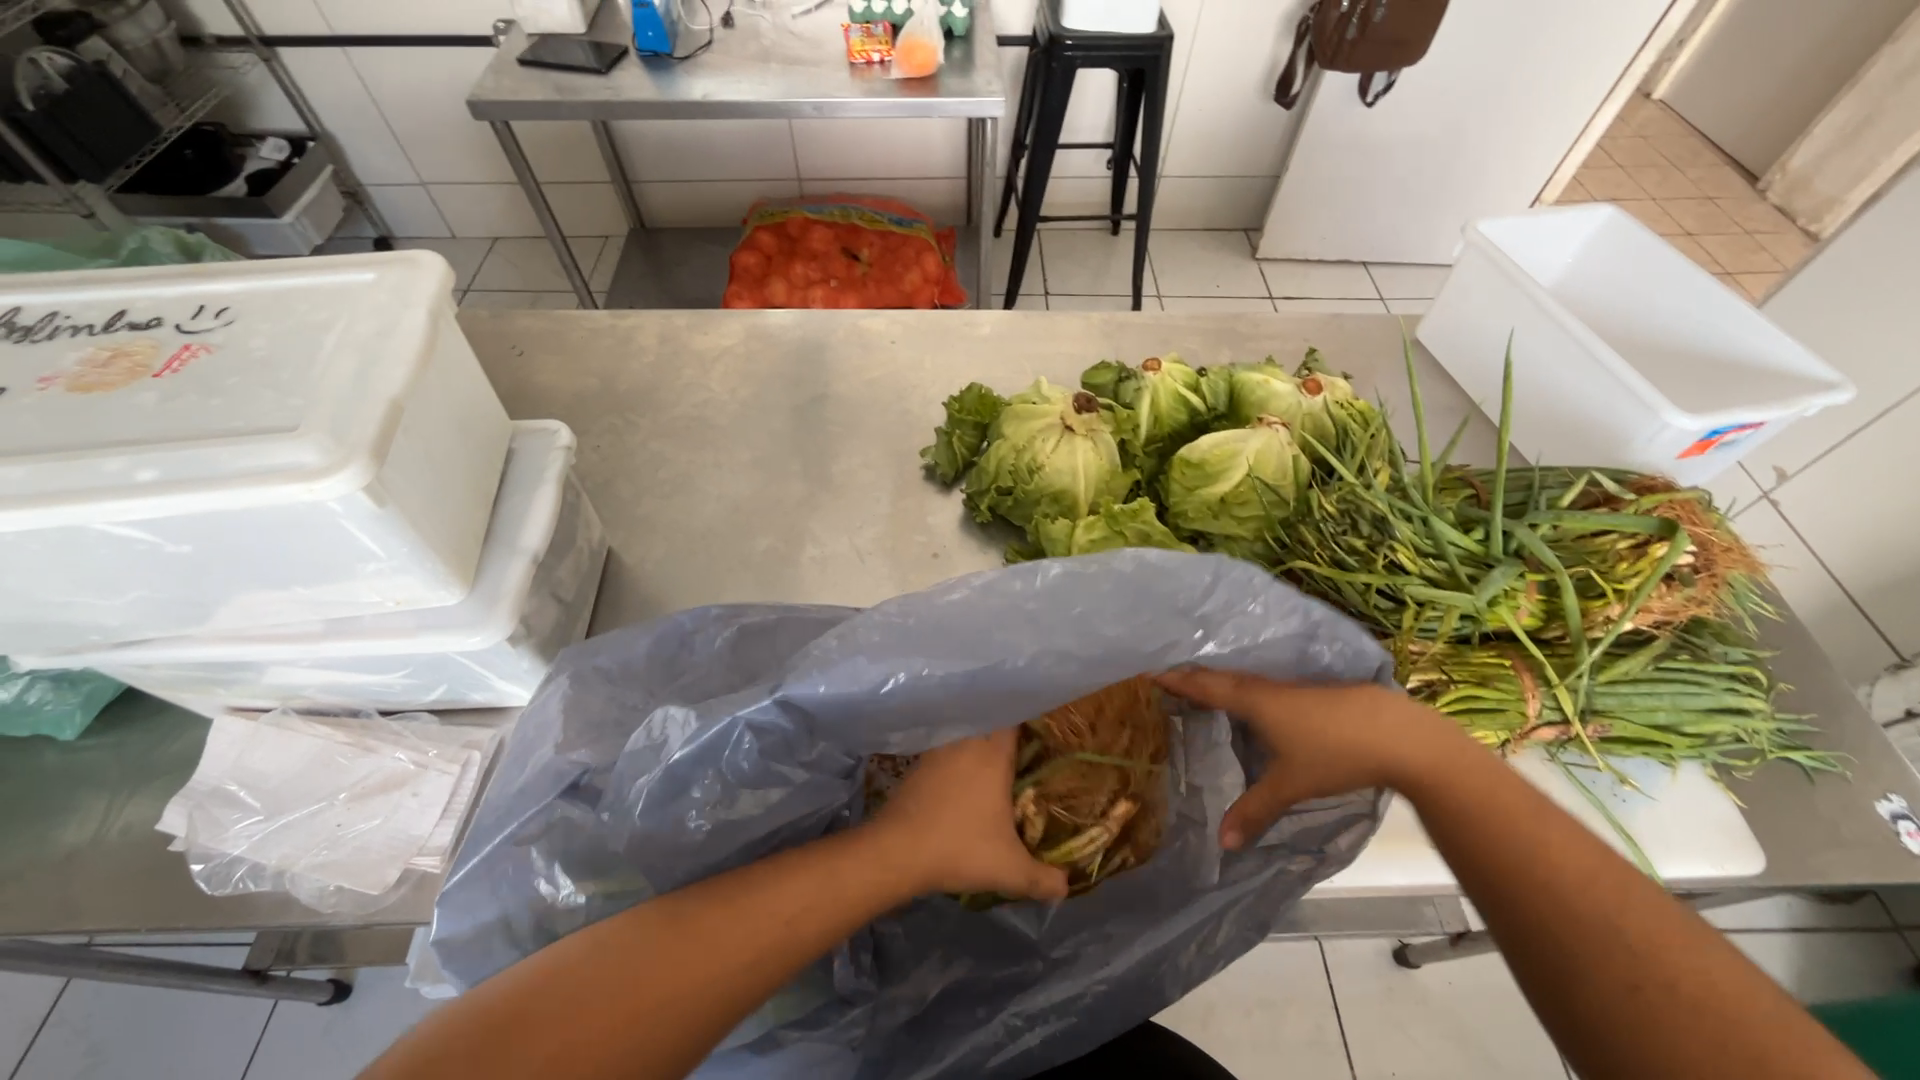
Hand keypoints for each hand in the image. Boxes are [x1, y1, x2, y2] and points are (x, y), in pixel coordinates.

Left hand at [870, 728, 1069, 902]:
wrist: (896, 851)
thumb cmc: (960, 849)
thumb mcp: (1010, 870)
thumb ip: (1043, 878)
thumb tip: (1066, 887)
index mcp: (992, 755)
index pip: (1013, 719)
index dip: (1026, 721)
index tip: (1039, 733)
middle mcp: (965, 743)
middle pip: (989, 725)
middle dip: (1003, 736)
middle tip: (1019, 754)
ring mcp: (937, 753)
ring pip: (963, 739)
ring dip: (974, 749)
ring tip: (989, 770)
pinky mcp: (915, 767)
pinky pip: (943, 755)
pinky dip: (953, 764)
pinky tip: (958, 787)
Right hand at [1156, 669, 1472, 850]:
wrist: (1403, 737)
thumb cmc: (1336, 755)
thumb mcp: (1290, 786)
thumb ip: (1254, 811)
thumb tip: (1222, 843)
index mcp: (1255, 701)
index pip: (1205, 686)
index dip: (1177, 680)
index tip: (1150, 672)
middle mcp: (1270, 687)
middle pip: (1223, 678)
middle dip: (1195, 679)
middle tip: (1169, 679)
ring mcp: (1296, 688)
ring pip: (1248, 681)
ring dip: (1223, 683)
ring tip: (1204, 690)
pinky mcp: (1319, 693)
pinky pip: (1269, 687)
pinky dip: (1249, 692)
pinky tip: (1255, 705)